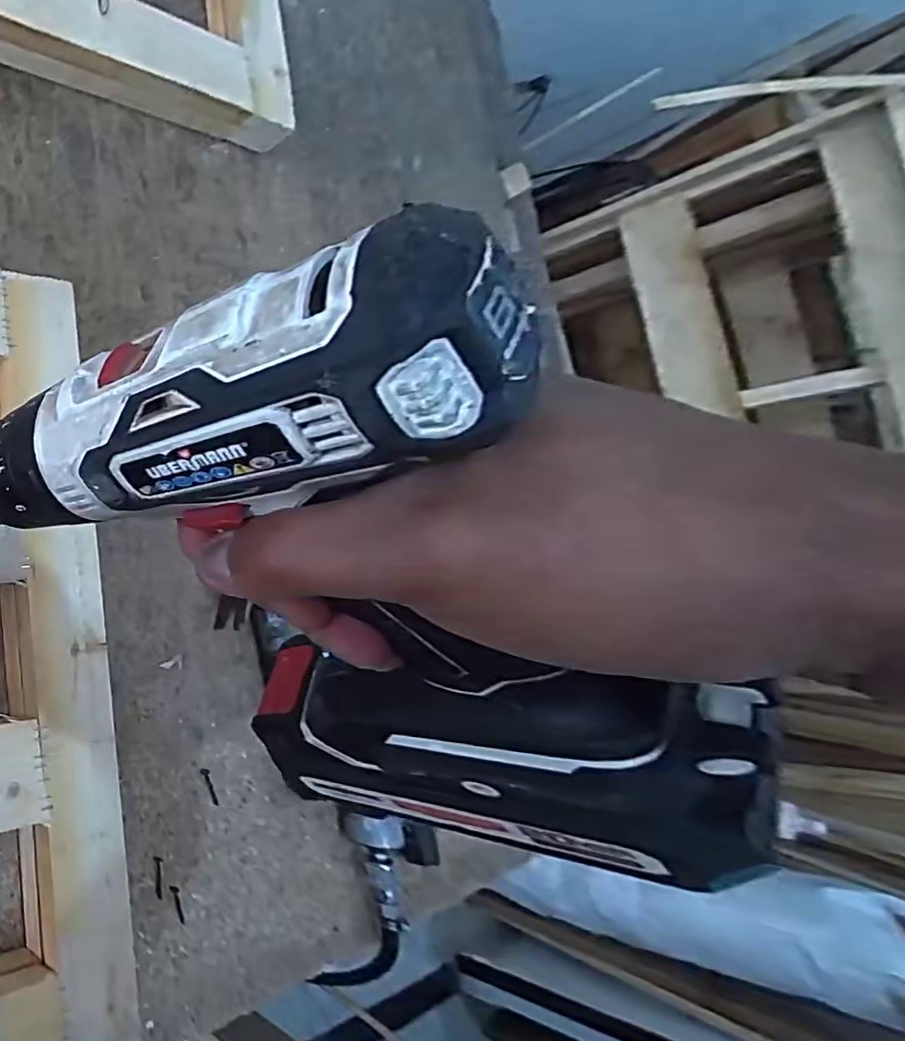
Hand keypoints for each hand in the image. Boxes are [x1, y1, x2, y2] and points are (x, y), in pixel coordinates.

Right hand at [180, 376, 904, 691]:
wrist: (833, 580)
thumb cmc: (615, 552)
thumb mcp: (434, 553)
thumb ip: (301, 550)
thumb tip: (207, 559)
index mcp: (381, 398)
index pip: (252, 444)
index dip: (221, 508)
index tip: (237, 579)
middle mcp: (403, 421)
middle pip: (290, 492)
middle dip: (290, 569)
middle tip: (333, 629)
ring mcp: (445, 460)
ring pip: (337, 525)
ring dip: (336, 591)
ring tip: (376, 643)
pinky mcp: (483, 498)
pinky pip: (390, 541)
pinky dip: (382, 591)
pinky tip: (410, 630)